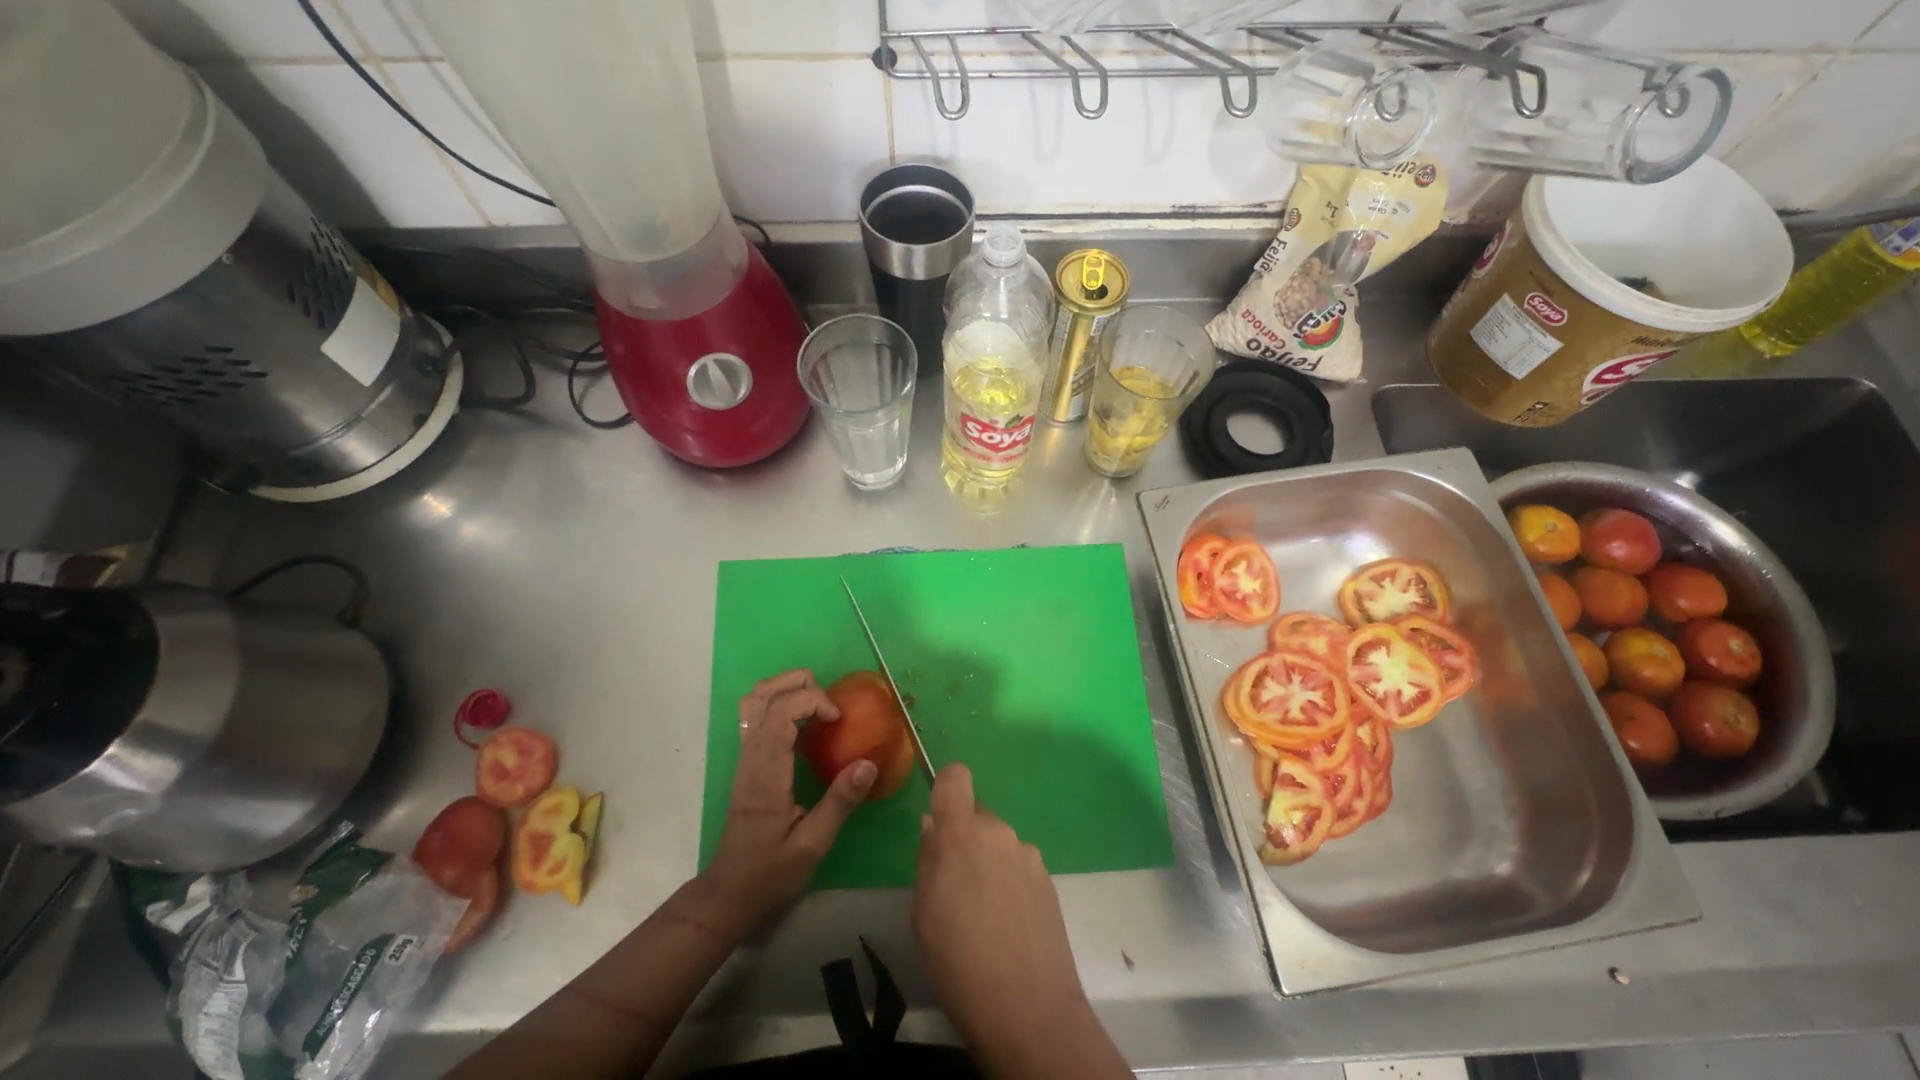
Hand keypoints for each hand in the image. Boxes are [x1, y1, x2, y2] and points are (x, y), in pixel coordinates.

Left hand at [700, 670, 874, 939]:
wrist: (728, 894)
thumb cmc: (770, 873)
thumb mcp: (812, 844)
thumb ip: (840, 802)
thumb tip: (868, 763)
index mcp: (766, 772)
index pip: (780, 712)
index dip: (812, 701)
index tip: (838, 719)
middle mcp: (750, 758)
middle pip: (762, 695)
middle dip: (799, 684)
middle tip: (830, 705)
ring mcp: (745, 760)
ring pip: (754, 704)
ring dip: (786, 692)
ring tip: (819, 707)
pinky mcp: (747, 767)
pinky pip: (757, 721)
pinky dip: (781, 709)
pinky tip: (806, 731)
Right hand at [912, 765, 1127, 1076]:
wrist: (1027, 1009)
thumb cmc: (957, 960)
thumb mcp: (922, 912)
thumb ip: (928, 860)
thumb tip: (933, 828)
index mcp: (962, 834)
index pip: (956, 777)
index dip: (945, 787)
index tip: (937, 816)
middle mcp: (1000, 834)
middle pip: (976, 817)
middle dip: (963, 839)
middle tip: (951, 887)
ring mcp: (1030, 858)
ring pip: (998, 845)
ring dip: (987, 864)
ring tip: (980, 916)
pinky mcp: (1050, 883)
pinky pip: (1018, 869)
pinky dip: (1008, 885)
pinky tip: (1005, 927)